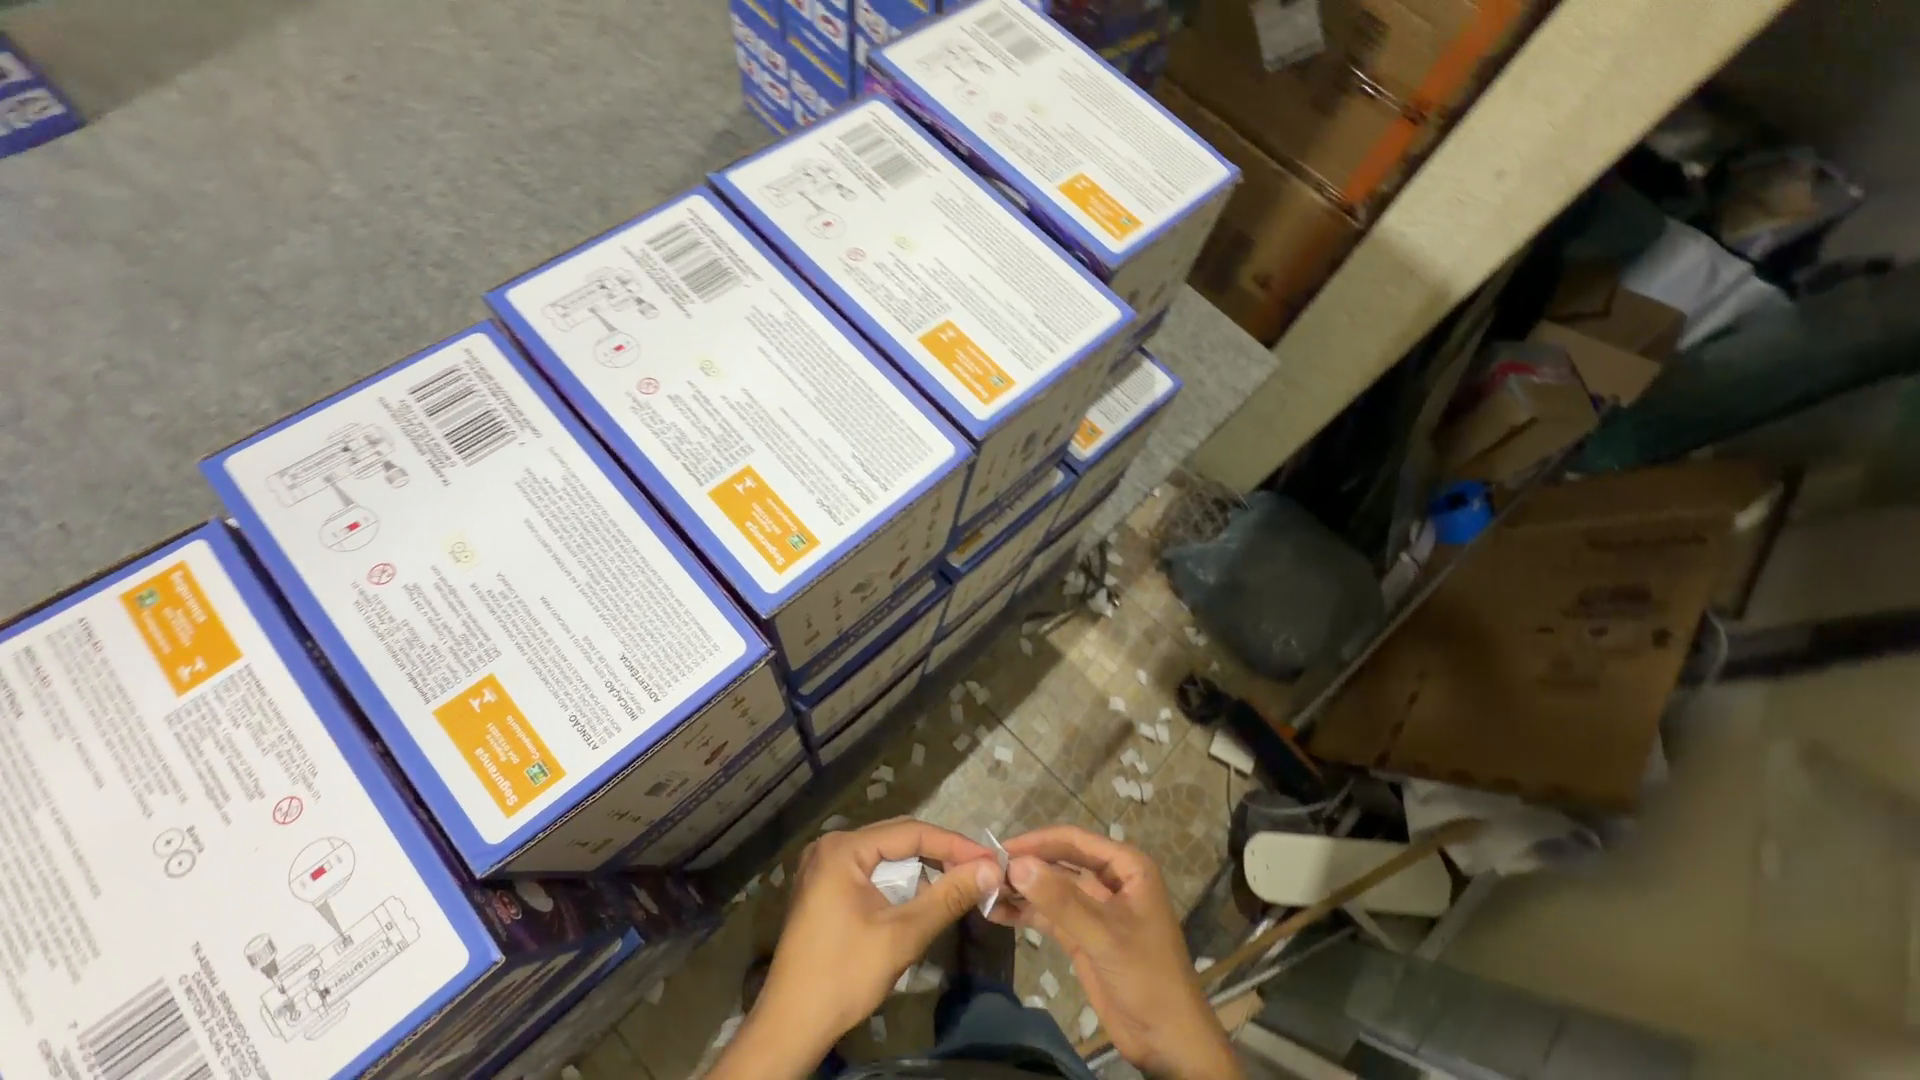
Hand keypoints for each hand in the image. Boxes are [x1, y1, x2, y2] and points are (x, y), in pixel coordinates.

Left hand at [711, 818, 1001, 1079]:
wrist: (791, 1024)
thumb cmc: (844, 975)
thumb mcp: (903, 935)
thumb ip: (948, 897)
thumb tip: (991, 869)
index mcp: (843, 849)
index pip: (911, 832)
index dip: (955, 845)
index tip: (991, 860)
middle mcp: (830, 847)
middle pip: (897, 839)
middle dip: (940, 854)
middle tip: (980, 870)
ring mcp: (823, 868)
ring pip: (885, 857)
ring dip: (921, 868)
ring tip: (959, 881)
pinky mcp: (823, 890)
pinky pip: (870, 873)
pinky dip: (899, 882)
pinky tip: (922, 896)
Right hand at [994, 826, 1241, 1078]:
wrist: (1168, 1038)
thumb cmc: (1147, 976)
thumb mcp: (1103, 934)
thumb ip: (1061, 899)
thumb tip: (1016, 864)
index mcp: (1127, 867)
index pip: (1074, 840)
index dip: (1037, 841)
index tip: (998, 849)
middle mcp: (1111, 881)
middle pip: (1060, 861)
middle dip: (1026, 865)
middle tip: (984, 871)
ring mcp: (1096, 909)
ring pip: (1052, 888)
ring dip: (1021, 889)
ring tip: (982, 891)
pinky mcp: (1083, 936)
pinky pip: (1050, 915)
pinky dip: (1025, 913)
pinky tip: (996, 912)